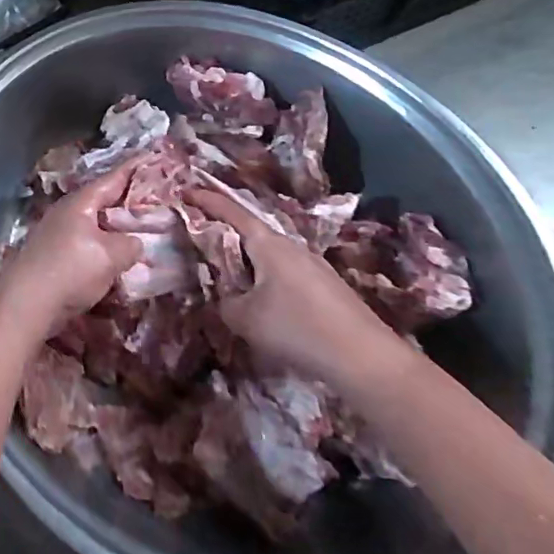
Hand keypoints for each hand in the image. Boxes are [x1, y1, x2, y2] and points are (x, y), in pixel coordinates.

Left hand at [0, 160, 143, 333]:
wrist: (28, 301)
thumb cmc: (70, 270)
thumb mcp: (110, 255)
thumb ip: (129, 244)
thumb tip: (134, 243)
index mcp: (80, 204)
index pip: (111, 180)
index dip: (132, 169)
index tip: (150, 157)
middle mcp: (67, 213)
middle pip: (102, 201)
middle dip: (127, 200)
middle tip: (155, 197)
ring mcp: (58, 234)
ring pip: (95, 224)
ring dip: (117, 227)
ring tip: (143, 229)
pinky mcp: (56, 256)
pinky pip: (88, 244)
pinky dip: (106, 247)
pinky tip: (119, 259)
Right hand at [187, 188, 407, 388]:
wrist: (370, 363)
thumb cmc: (299, 328)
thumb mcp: (244, 318)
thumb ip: (223, 301)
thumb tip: (223, 297)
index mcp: (268, 244)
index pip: (231, 211)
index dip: (206, 199)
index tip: (184, 191)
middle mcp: (291, 247)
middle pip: (251, 229)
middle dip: (224, 227)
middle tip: (198, 230)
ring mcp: (314, 267)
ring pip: (269, 252)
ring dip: (245, 254)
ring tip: (225, 266)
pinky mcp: (327, 288)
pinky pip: (284, 270)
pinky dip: (264, 273)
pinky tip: (260, 296)